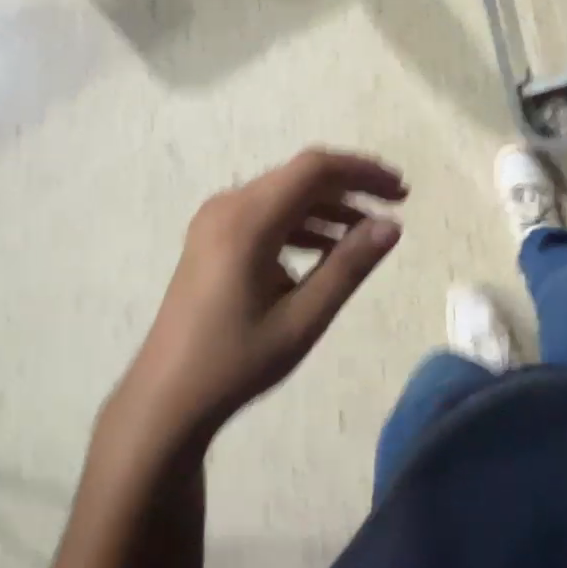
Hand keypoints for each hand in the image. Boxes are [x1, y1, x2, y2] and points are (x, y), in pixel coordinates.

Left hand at [118, 149, 407, 437]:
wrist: (166, 398)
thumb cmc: (236, 361)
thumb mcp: (302, 319)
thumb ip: (348, 267)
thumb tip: (391, 225)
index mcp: (247, 220)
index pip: (314, 169)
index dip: (362, 171)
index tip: (400, 191)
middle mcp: (228, 207)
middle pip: (299, 176)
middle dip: (350, 186)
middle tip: (395, 205)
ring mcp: (215, 221)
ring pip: (283, 194)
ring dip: (328, 206)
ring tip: (367, 232)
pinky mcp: (212, 238)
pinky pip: (265, 213)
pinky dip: (302, 222)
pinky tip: (326, 249)